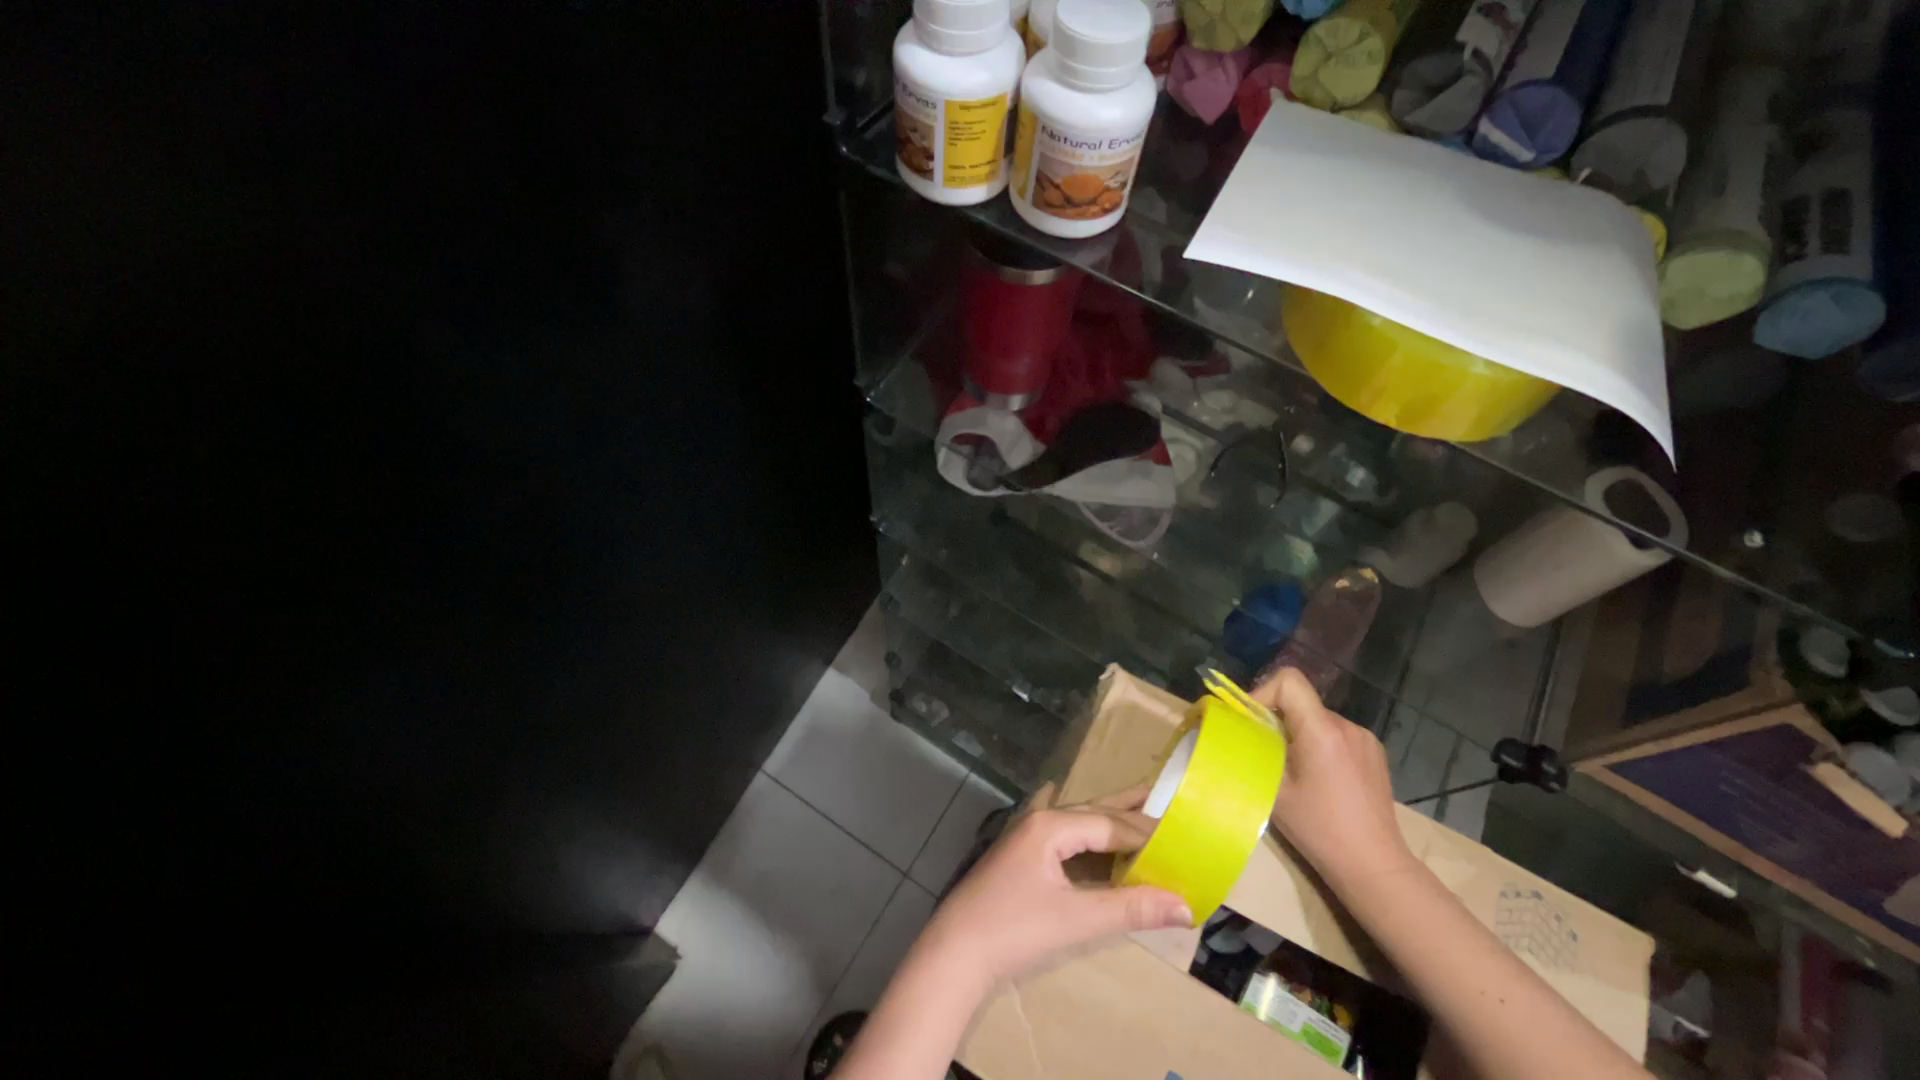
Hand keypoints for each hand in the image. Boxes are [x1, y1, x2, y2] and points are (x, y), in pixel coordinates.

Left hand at [915, 786, 1192, 987]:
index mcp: (1051, 825)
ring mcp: (1026, 837)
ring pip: (1079, 821)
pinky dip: (1089, 833)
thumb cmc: (1014, 930)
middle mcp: (1039, 820)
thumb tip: (1186, 906)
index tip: (1187, 842)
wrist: (954, 951)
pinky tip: (1091, 824)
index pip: (1112, 823)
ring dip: (1112, 819)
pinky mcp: (1021, 857)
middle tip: (1174, 809)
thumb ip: (1131, 909)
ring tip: (1145, 807)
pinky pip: (1065, 834)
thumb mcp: (1076, 920)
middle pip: (1096, 812)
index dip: (1149, 834)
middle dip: (1133, 813)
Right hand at [1252, 667, 1415, 890]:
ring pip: (1317, 720)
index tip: (1250, 722)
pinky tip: (1320, 779)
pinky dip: (1319, 745)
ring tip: (1292, 771)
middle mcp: (1347, 725)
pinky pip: (1336, 735)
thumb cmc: (1319, 829)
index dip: (1263, 693)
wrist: (1373, 864)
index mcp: (1322, 730)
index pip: (1289, 680)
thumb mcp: (1275, 790)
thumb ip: (1254, 751)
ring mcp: (1365, 738)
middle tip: (1264, 754)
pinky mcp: (1374, 753)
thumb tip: (1235, 730)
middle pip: (1301, 703)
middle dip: (1277, 721)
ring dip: (1298, 735)